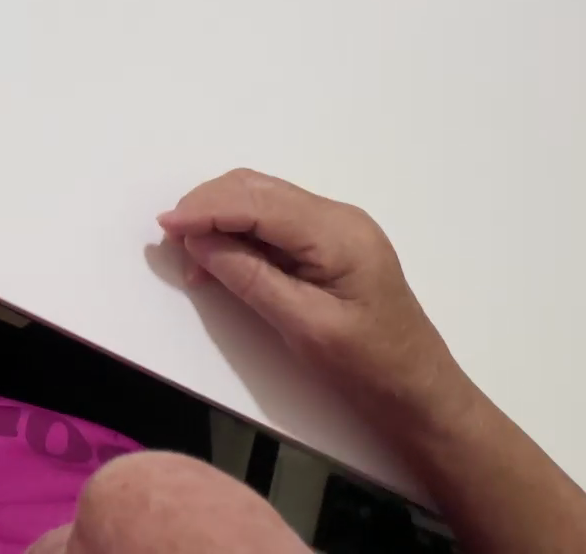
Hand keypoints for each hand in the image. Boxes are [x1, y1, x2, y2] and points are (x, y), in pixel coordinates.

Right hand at [158, 169, 472, 427]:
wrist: (421, 397)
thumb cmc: (368, 366)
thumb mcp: (303, 324)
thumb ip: (246, 276)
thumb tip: (195, 240)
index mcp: (337, 233)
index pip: (255, 203)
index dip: (204, 209)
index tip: (164, 226)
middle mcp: (334, 216)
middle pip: (252, 188)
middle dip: (204, 207)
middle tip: (173, 240)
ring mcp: (330, 225)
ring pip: (253, 197)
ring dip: (214, 216)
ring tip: (191, 253)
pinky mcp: (320, 239)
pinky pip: (263, 217)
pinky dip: (230, 228)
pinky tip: (216, 258)